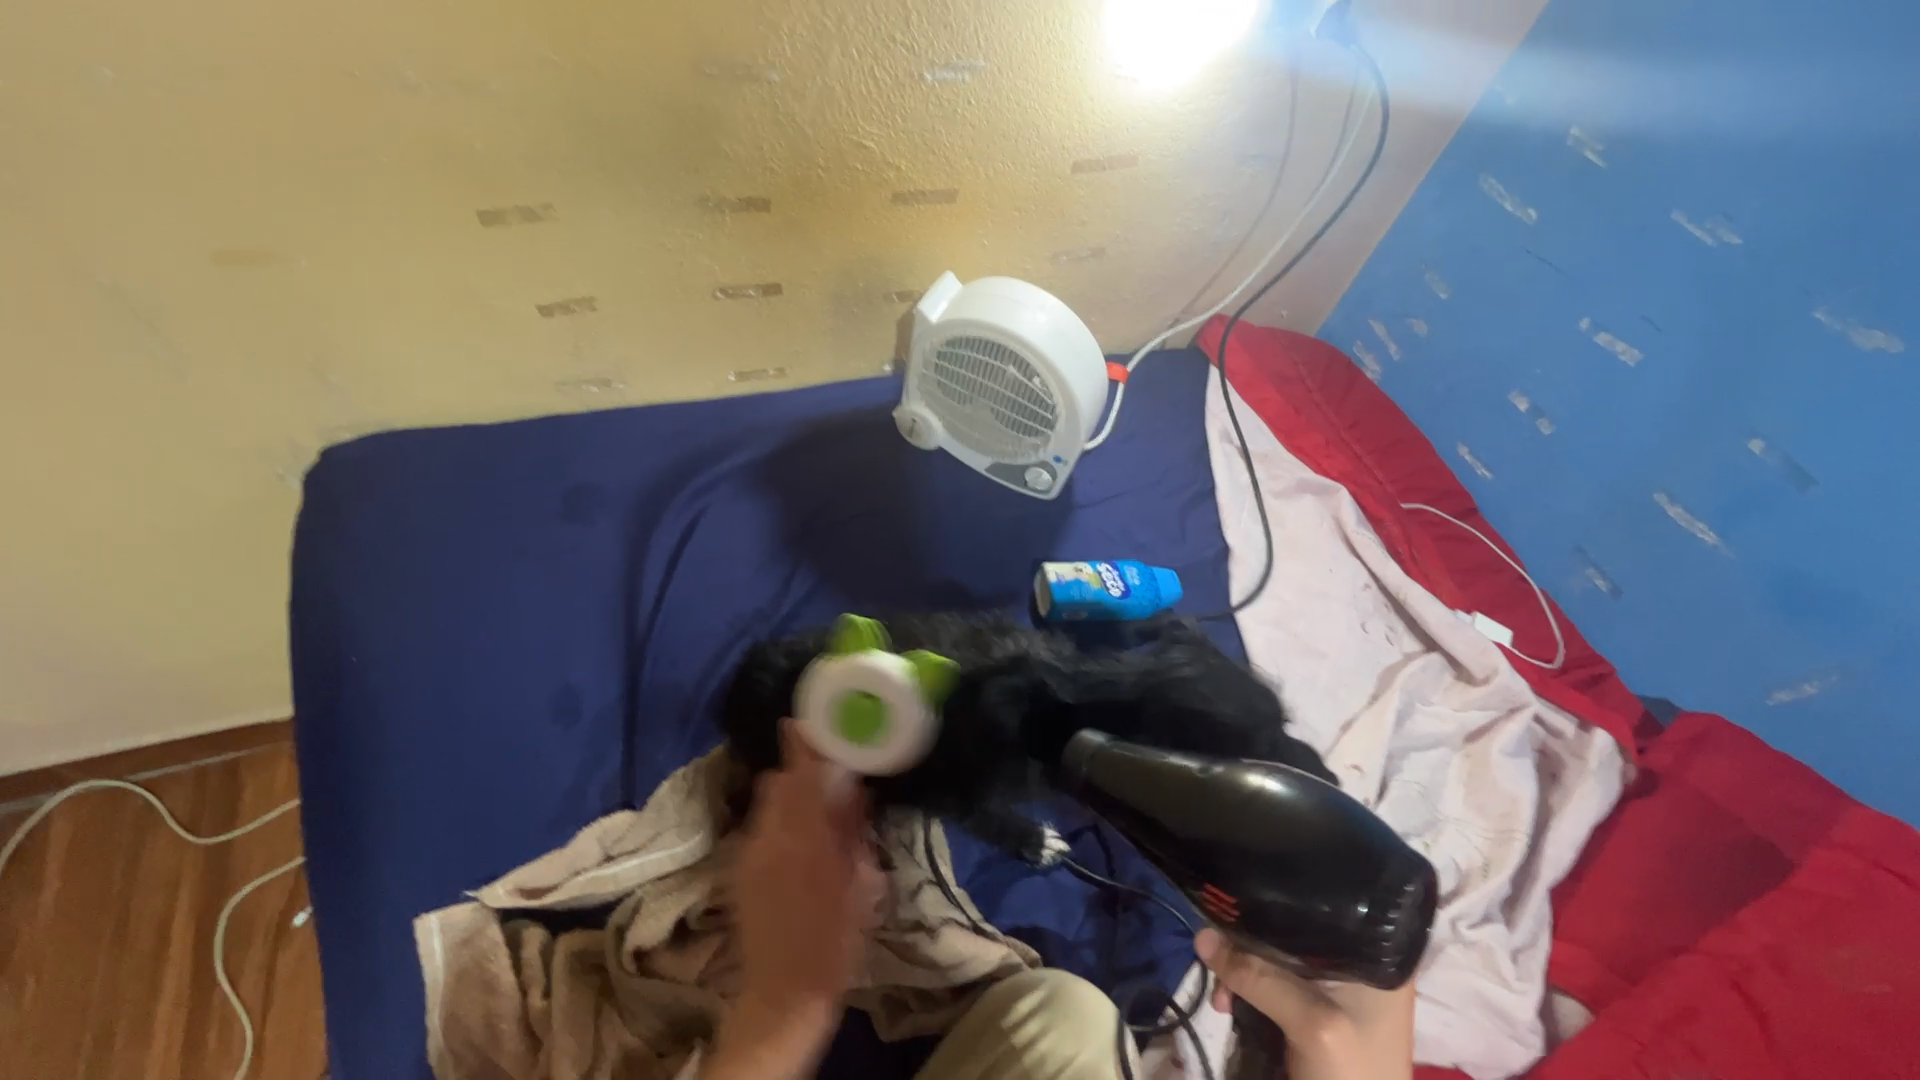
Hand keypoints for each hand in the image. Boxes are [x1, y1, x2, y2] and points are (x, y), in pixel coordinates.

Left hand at [705, 721, 883, 1079]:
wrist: (783, 993)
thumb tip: (856, 789)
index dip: (802, 743)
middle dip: (799, 770)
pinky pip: (759, 829)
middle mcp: (769, 837)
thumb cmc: (836, 941)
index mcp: (805, 838)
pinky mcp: (738, 871)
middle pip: (777, 782)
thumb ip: (854, 830)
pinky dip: (779, 822)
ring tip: (815, 812)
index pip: (800, 775)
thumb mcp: (861, 884)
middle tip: (828, 775)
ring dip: (789, 797)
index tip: (808, 720)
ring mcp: (748, 854)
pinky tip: (798, 845)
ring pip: (767, 805)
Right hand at [1195, 929, 1415, 1079]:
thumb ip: (1258, 976)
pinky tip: (1227, 1005)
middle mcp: (1355, 966)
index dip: (1269, 904)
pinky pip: (1270, 987)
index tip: (1226, 908)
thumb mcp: (1310, 1023)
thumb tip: (1201, 936)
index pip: (1315, 908)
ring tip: (1222, 1001)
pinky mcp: (1312, 1018)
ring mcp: (1334, 994)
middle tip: (1218, 969)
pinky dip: (1245, 992)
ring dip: (1239, 974)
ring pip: (1272, 961)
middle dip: (1246, 948)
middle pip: (1287, 934)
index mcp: (1373, 957)